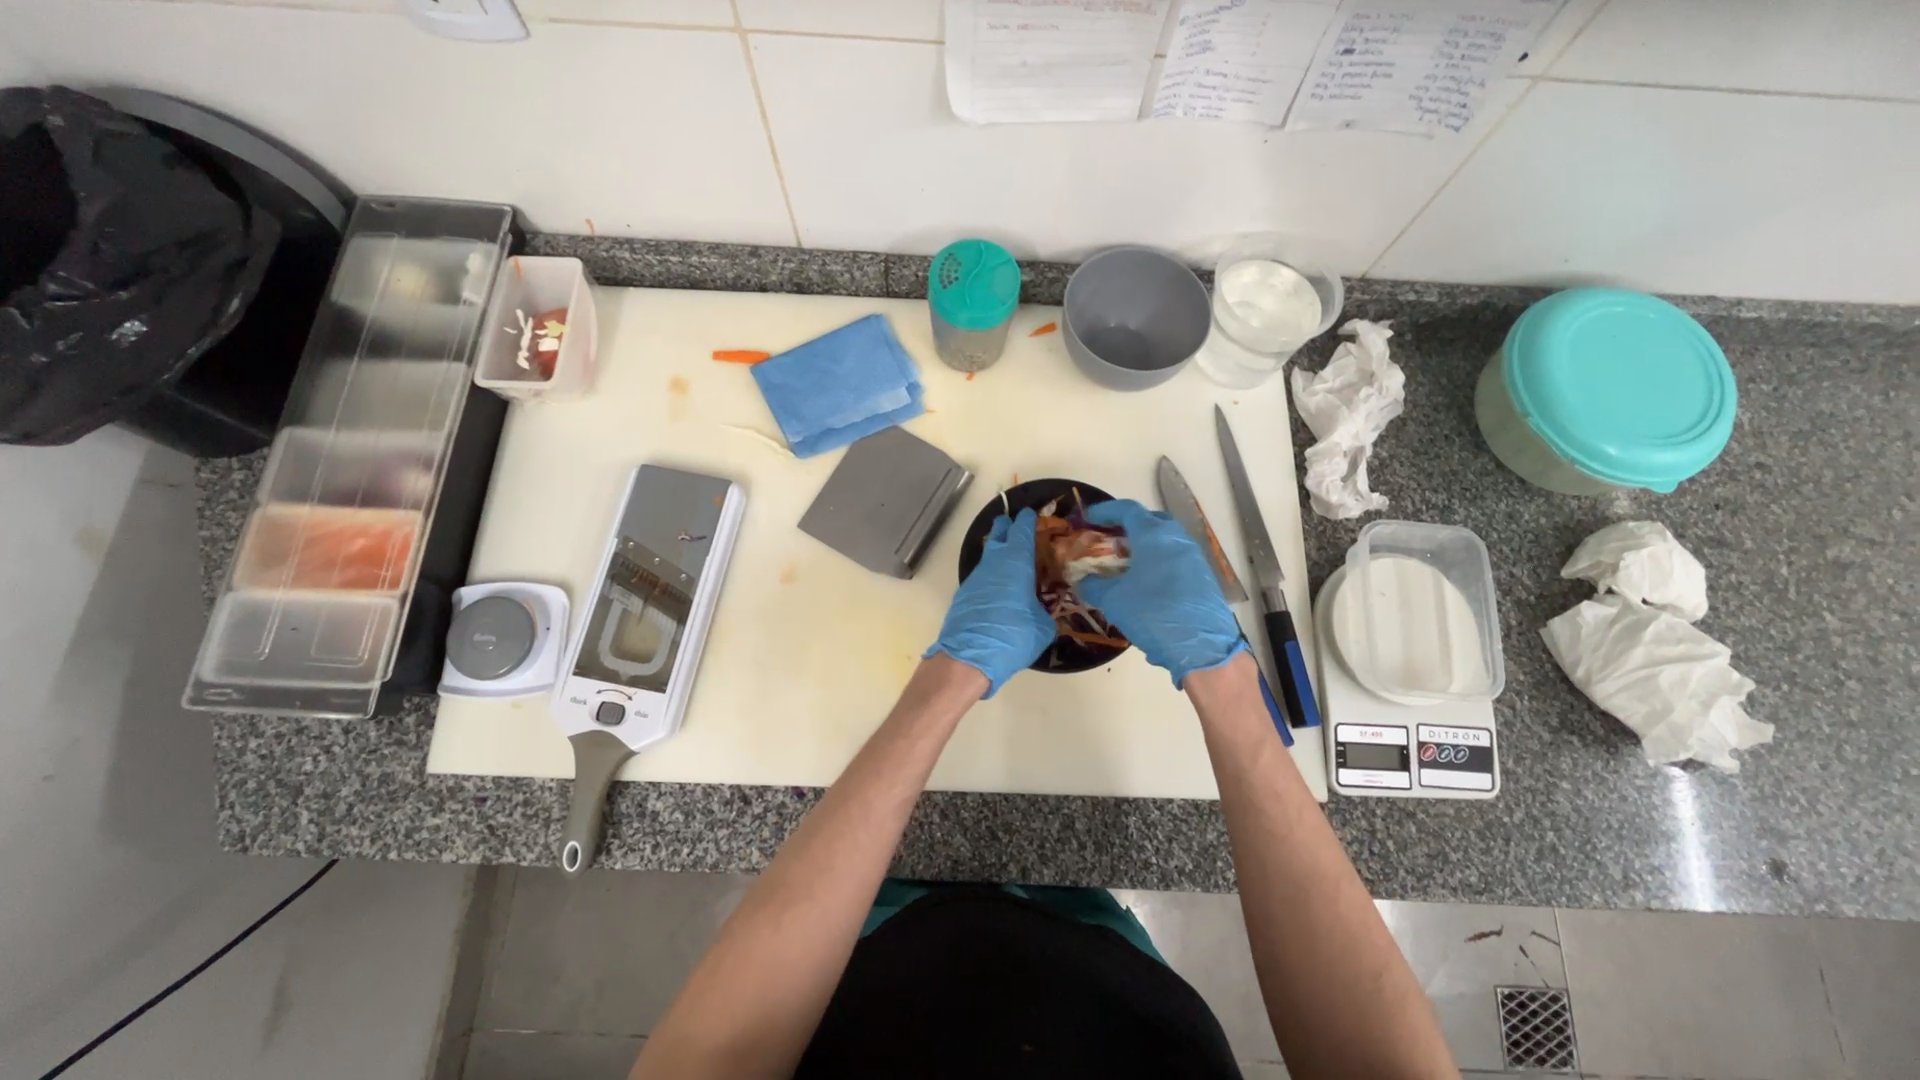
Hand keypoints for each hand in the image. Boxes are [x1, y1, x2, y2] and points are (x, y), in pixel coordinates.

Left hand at [925, 509, 1055, 696]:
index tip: (1030, 514)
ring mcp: (975, 578)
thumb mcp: (1042, 626)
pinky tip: (998, 585)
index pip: (1021, 531)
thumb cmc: (1014, 636)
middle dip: (1006, 528)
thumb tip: (1044, 610)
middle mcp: (993, 564)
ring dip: (997, 552)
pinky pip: (981, 576)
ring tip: (1009, 557)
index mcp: (1015, 562)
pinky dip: (990, 574)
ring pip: (988, 556)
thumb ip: (1045, 610)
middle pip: (998, 536)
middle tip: (1014, 525)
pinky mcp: (965, 594)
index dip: (1027, 521)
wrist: (970, 657)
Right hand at [1077, 499, 1245, 686]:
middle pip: (1151, 520)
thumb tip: (1084, 581)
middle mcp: (1177, 539)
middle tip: (1111, 538)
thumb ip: (1094, 586)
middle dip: (1129, 525)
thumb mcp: (1113, 600)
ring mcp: (1194, 558)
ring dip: (1145, 545)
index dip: (1106, 511)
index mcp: (1154, 535)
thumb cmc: (1153, 613)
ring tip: (1127, 562)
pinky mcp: (1203, 577)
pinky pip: (1175, 558)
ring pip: (1166, 540)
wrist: (1202, 647)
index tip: (1089, 517)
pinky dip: (1158, 561)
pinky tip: (1147, 583)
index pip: (1128, 510)